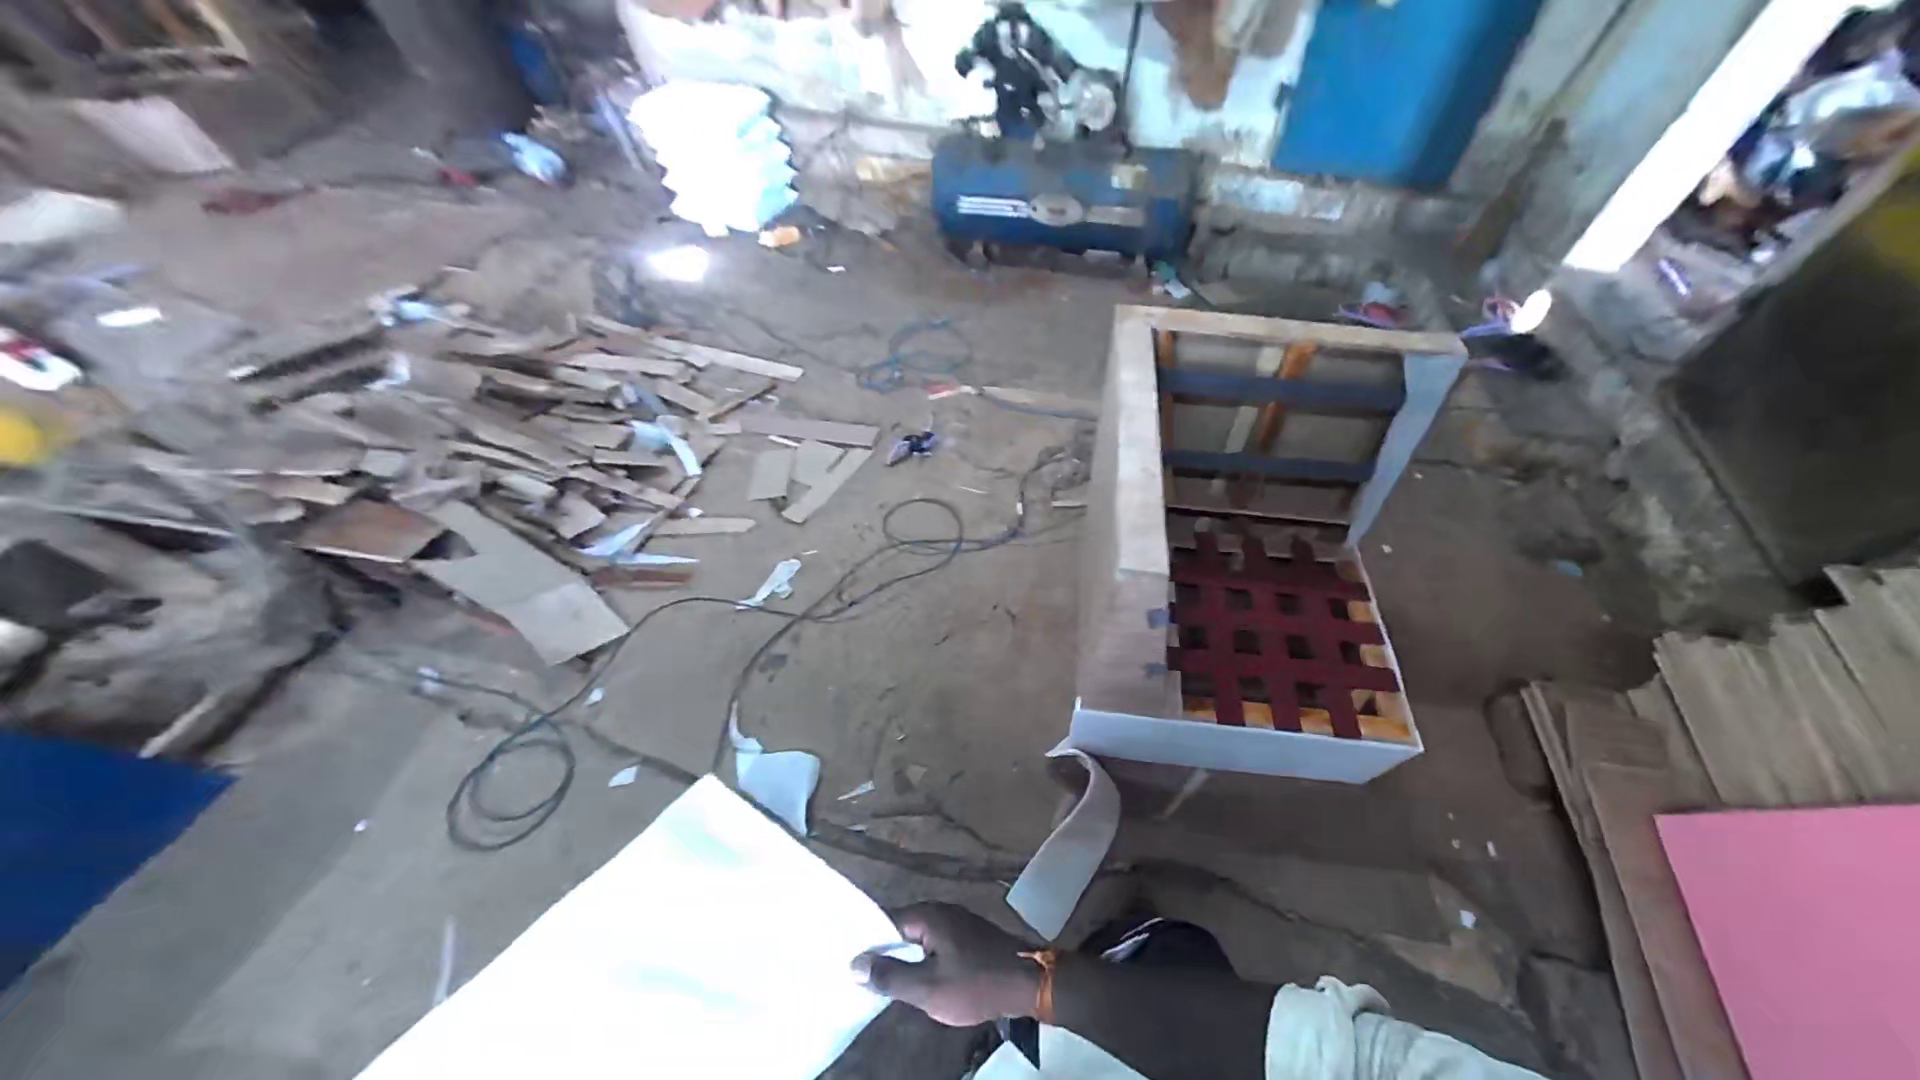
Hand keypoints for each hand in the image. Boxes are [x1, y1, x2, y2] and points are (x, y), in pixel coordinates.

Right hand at [851, 902, 1041, 1026]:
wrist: (1027, 982)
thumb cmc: (976, 983)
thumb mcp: (928, 988)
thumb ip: (890, 976)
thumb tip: (854, 964)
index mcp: (927, 915)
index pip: (885, 921)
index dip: (867, 943)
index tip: (850, 963)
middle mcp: (940, 910)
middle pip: (901, 929)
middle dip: (885, 951)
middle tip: (864, 977)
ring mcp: (956, 921)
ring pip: (919, 938)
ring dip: (905, 958)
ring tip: (886, 982)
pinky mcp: (968, 936)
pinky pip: (935, 943)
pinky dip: (924, 959)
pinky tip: (919, 979)